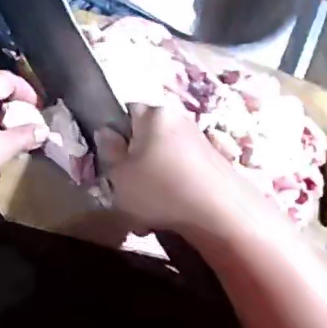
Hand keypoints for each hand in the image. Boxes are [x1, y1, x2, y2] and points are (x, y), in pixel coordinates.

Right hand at [95, 103, 269, 234]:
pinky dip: (172, 192)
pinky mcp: (213, 164)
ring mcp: (199, 142)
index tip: (112, 163)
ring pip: (161, 162)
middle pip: (145, 139)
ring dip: (151, 184)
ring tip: (146, 214)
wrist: (220, 213)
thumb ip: (109, 151)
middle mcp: (179, 120)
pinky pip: (180, 175)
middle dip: (135, 165)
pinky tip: (167, 216)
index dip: (115, 137)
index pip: (126, 112)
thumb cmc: (159, 190)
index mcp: (154, 114)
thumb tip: (106, 132)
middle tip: (126, 193)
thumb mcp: (119, 175)